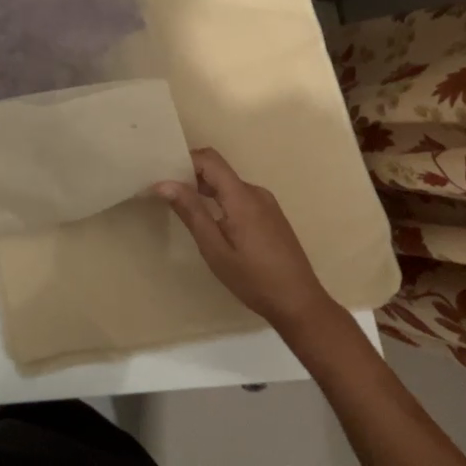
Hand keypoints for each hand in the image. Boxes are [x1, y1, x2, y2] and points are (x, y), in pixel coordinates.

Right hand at [152, 148, 336, 330]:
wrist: (301, 305)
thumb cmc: (254, 279)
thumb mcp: (215, 249)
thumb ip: (191, 212)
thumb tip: (164, 183)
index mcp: (242, 197)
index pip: (209, 160)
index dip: (184, 161)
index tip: (163, 176)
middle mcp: (256, 193)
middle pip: (218, 170)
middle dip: (191, 176)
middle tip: (168, 196)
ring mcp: (267, 204)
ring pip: (229, 184)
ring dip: (206, 190)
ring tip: (186, 211)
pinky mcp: (271, 216)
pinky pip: (240, 197)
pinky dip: (221, 201)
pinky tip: (213, 224)